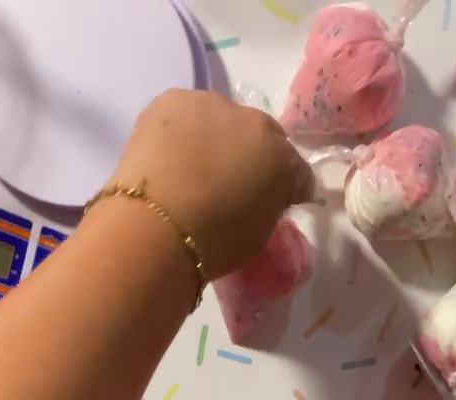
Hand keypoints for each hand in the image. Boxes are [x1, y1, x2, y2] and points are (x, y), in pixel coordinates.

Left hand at [108, 89, 314, 277]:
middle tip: (233, 182)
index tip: (276, 202)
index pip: (298, 171)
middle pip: (262, 135)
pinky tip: (170, 155)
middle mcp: (257, 124)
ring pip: (223, 120)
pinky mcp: (175, 99)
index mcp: (284, 163)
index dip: (288, 187)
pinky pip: (187, 113)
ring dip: (217, 138)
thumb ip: (269, 207)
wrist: (157, 227)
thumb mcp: (257, 236)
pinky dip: (184, 131)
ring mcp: (215, 106)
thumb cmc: (214, 243)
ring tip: (196, 168)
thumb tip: (264, 197)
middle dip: (254, 155)